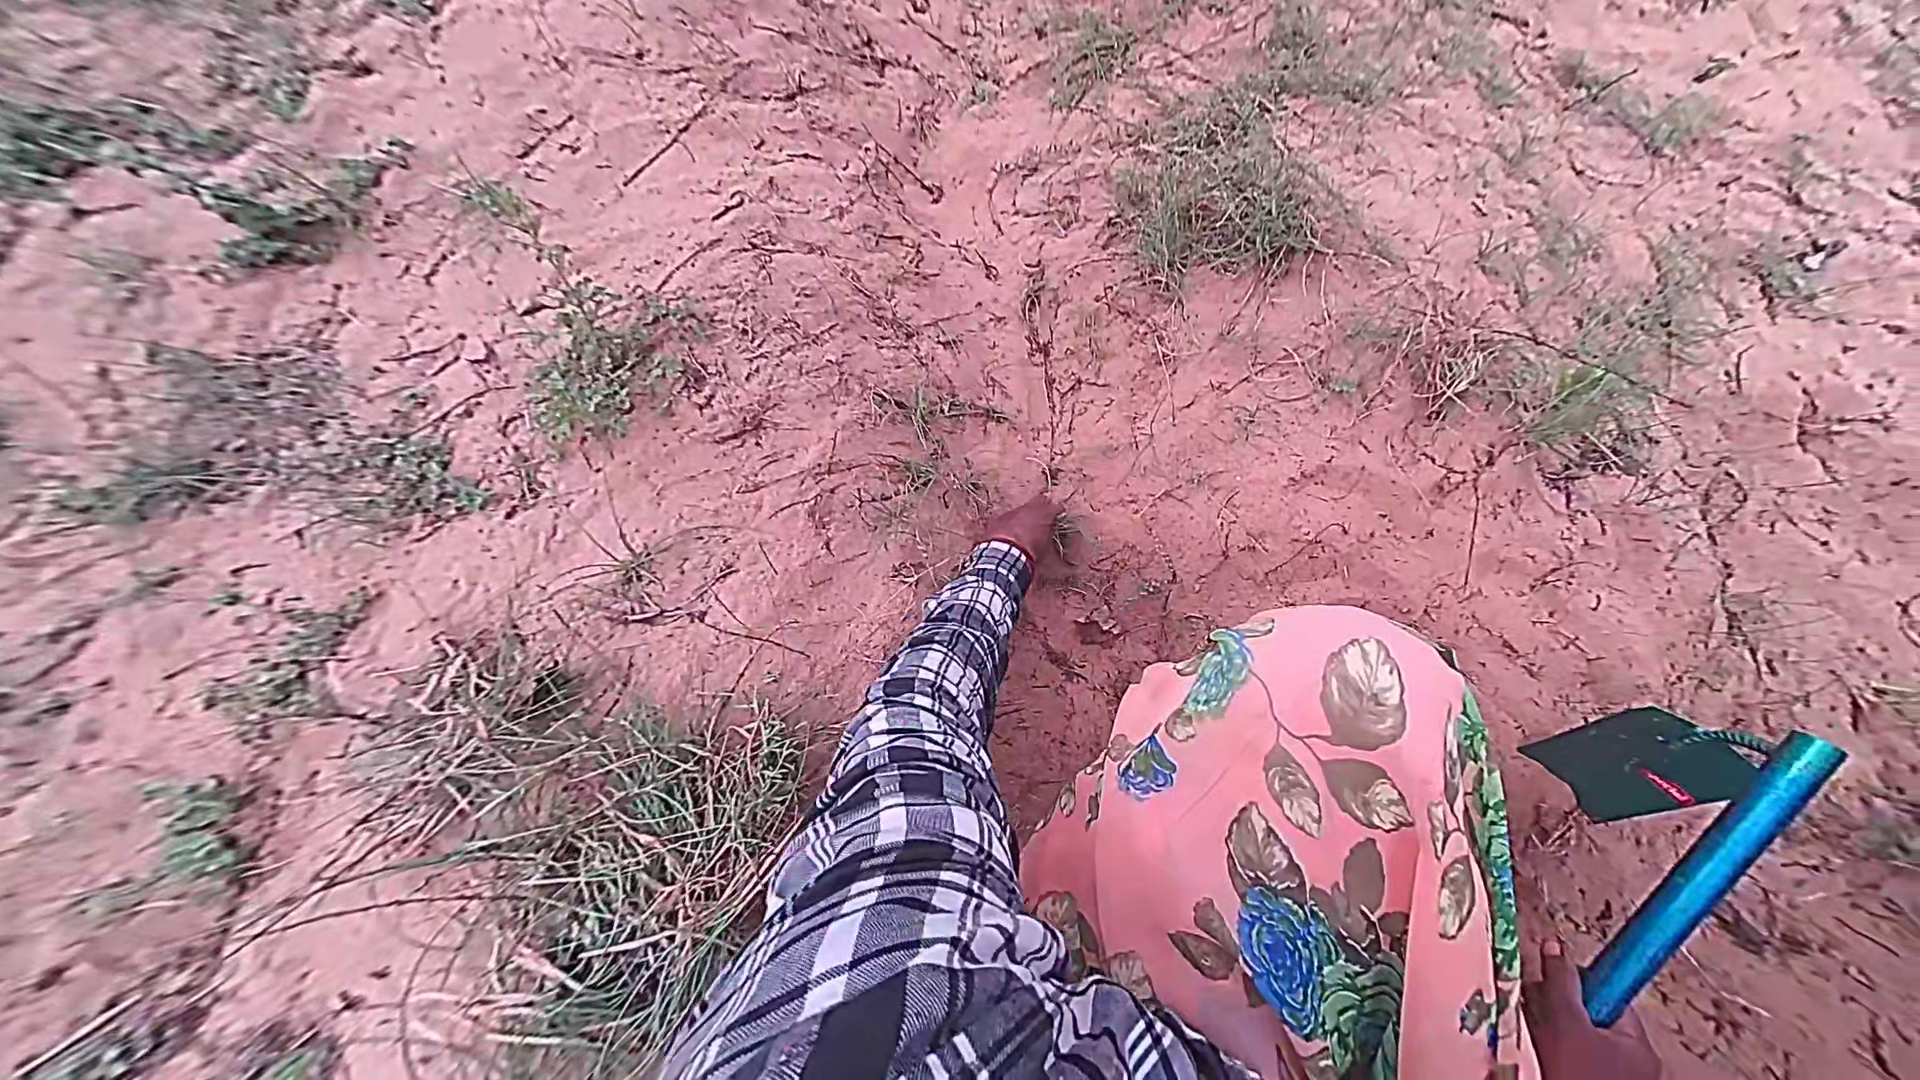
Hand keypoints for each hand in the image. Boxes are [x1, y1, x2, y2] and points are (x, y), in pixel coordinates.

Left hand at [981, 495, 1059, 566]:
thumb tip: (1048, 535)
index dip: (1059, 511)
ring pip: (1022, 508)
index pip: (1056, 507)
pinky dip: (1011, 522)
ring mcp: (1012, 511)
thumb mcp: (1046, 547)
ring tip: (1025, 526)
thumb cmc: (1030, 551)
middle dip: (1043, 505)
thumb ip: (1049, 536)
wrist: (1003, 553)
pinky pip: (1008, 517)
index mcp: (1044, 513)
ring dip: (1025, 515)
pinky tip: (1010, 531)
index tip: (1059, 515)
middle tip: (1044, 514)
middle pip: (1039, 499)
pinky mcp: (999, 518)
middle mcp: (1029, 508)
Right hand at [1523, 940, 1663, 1079]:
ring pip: (1571, 1028)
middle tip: (1536, 1003)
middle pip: (1587, 1009)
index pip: (1609, 992)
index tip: (1551, 972)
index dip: (1578, 979)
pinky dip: (1545, 1038)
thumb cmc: (1575, 1072)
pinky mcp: (1584, 1075)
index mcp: (1637, 1044)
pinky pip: (1563, 1045)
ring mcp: (1608, 1071)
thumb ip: (1561, 980)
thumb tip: (1555, 945)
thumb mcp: (1564, 1019)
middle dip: (1555, 1000)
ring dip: (1546, 1019)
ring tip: (1531, 1026)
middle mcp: (1630, 1058)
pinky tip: (1533, 1041)